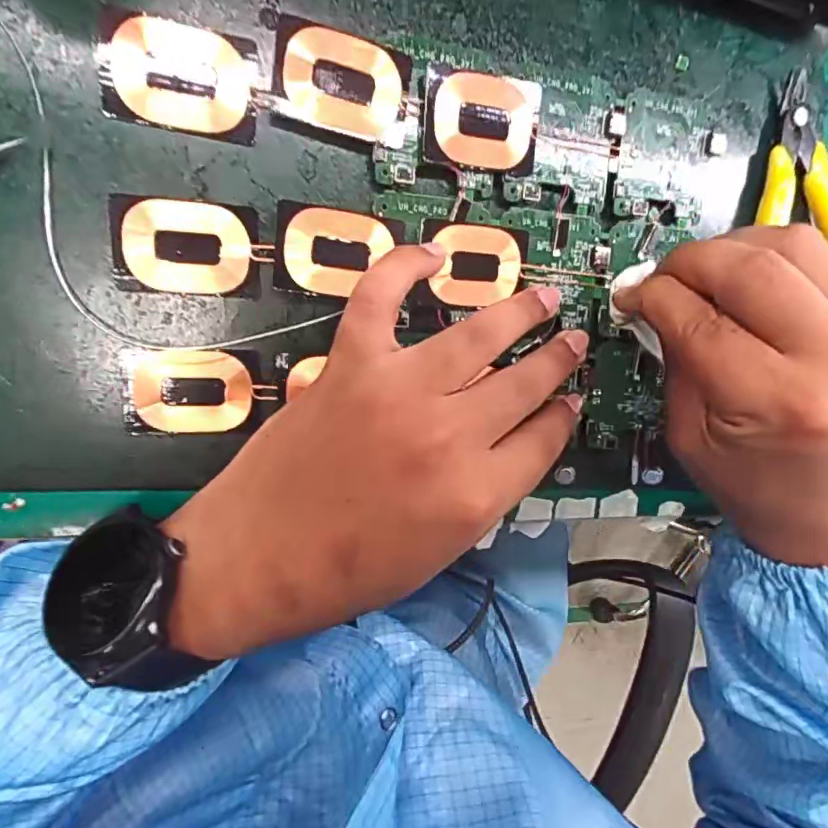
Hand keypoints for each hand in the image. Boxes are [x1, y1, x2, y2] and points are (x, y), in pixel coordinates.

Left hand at [163, 245, 585, 659]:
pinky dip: (402, 267)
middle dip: (556, 361)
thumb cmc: (342, 572)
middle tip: (570, 343)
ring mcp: (397, 392)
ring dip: (518, 313)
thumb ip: (479, 495)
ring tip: (542, 299)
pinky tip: (432, 254)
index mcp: (476, 494)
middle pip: (522, 385)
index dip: (561, 417)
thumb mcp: (436, 552)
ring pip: (476, 337)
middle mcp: (449, 436)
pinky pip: (379, 298)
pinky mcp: (349, 366)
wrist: (257, 558)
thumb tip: (504, 446)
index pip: (544, 439)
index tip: (568, 403)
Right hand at [613, 225, 827, 566]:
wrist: (820, 513)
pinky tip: (740, 276)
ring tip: (700, 270)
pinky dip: (771, 257)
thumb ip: (677, 360)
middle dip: (690, 262)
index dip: (655, 298)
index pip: (701, 320)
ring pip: (795, 248)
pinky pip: (822, 263)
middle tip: (659, 275)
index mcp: (777, 403)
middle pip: (752, 271)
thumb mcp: (687, 432)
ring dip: (734, 247)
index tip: (630, 294)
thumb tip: (657, 303)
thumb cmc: (749, 485)